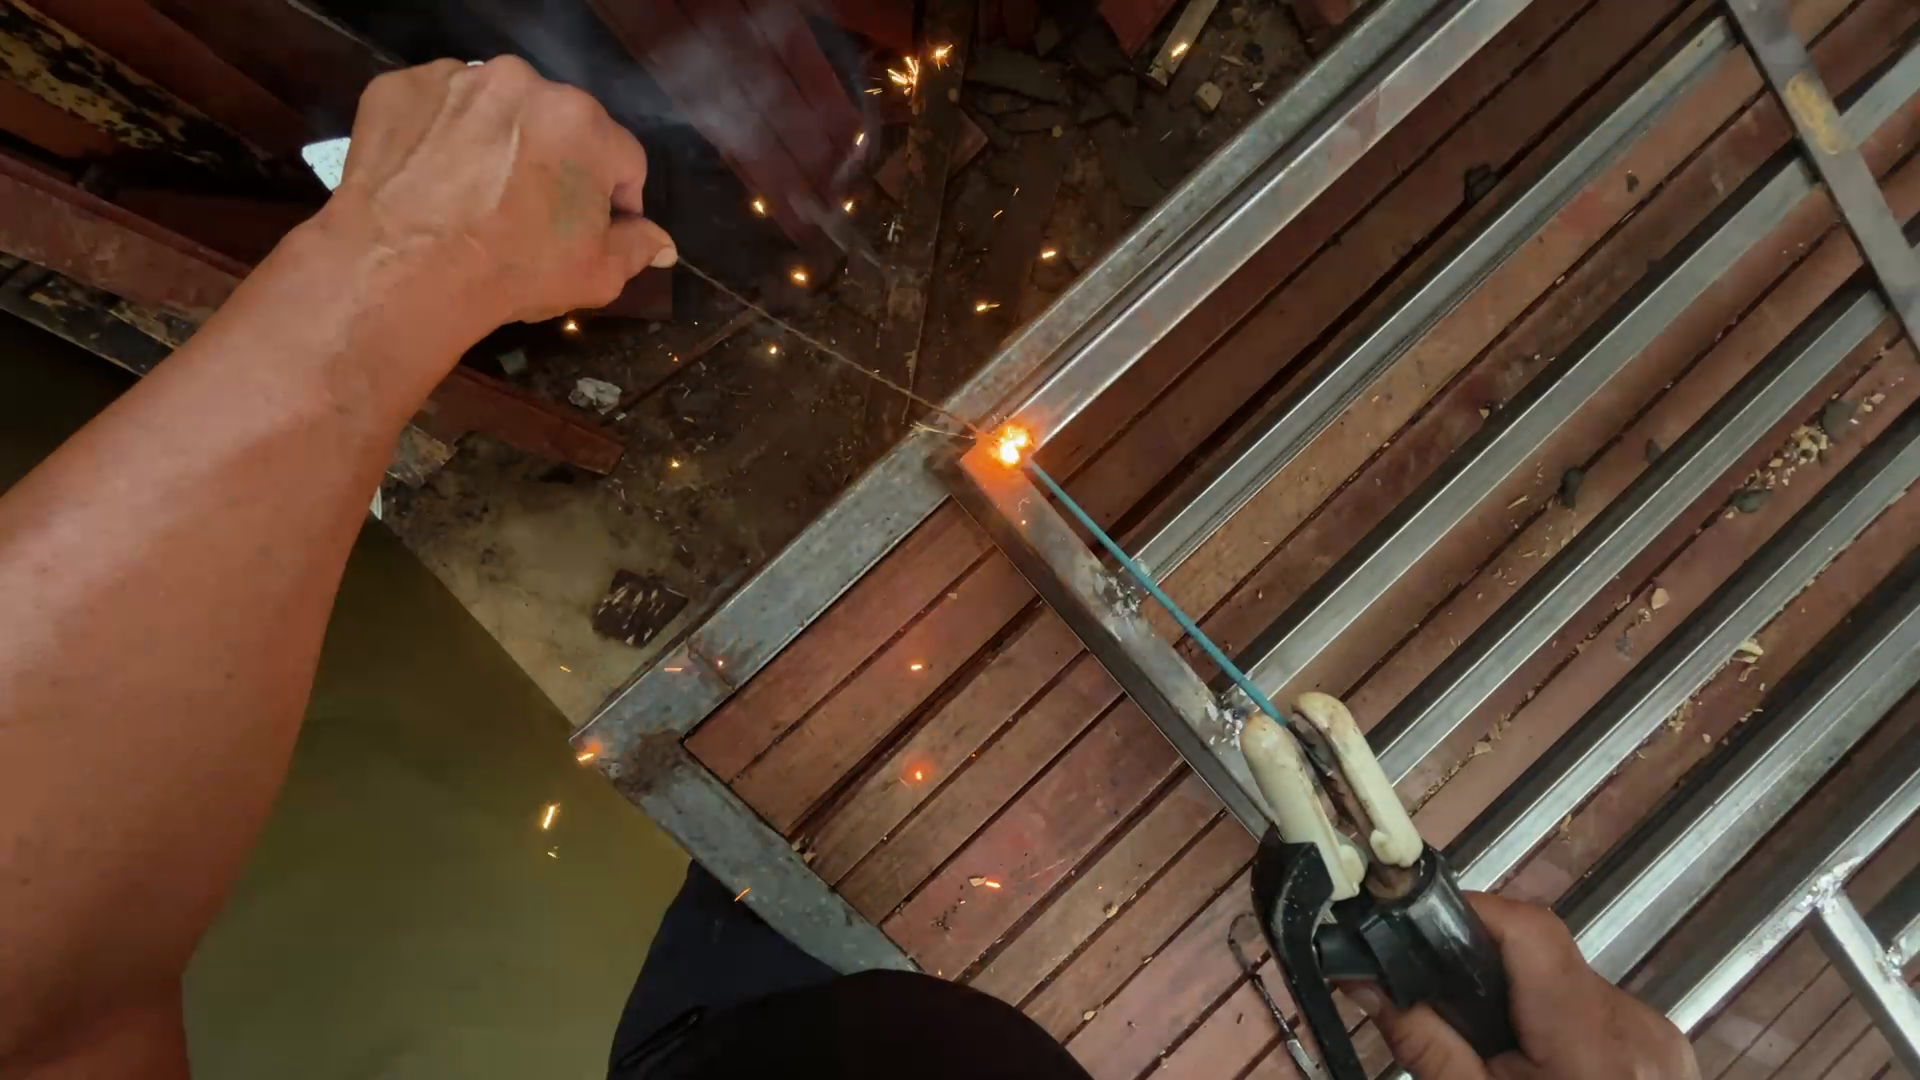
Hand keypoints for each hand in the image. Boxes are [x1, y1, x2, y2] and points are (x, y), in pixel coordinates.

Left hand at [312, 56, 675, 350]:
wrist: (407, 266)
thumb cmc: (519, 269)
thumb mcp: (600, 273)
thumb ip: (639, 247)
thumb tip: (663, 243)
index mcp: (584, 125)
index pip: (626, 158)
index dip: (620, 200)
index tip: (599, 230)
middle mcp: (524, 83)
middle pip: (566, 125)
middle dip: (565, 164)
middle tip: (545, 214)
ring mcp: (458, 78)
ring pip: (506, 112)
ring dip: (512, 145)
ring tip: (492, 197)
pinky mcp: (401, 86)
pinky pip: (447, 108)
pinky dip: (454, 137)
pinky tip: (448, 182)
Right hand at [1354, 894, 1698, 1078]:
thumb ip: (1420, 1038)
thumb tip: (1357, 976)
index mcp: (1592, 1039)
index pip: (1527, 924)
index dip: (1468, 911)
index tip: (1423, 931)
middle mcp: (1635, 1023)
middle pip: (1536, 946)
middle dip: (1481, 962)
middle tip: (1448, 1007)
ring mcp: (1655, 1035)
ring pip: (1556, 970)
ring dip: (1515, 989)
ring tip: (1495, 1043)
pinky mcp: (1659, 1045)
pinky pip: (1585, 998)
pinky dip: (1548, 1012)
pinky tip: (1535, 1054)